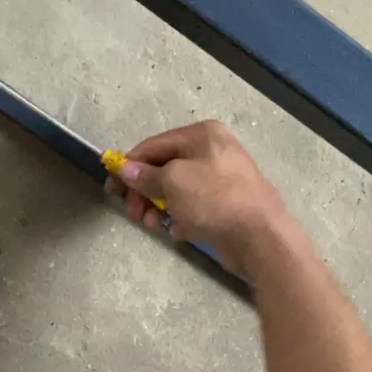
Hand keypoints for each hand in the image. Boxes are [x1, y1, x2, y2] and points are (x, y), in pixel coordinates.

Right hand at [103, 120, 298, 275]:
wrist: (260, 236)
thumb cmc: (215, 200)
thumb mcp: (173, 182)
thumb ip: (145, 175)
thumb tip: (123, 168)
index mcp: (201, 135)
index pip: (153, 146)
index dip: (129, 166)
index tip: (111, 188)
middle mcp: (212, 151)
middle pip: (163, 168)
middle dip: (143, 191)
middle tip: (132, 214)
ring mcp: (220, 178)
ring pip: (176, 190)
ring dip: (158, 207)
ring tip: (154, 225)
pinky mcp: (224, 204)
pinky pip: (191, 206)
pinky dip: (179, 217)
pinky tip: (177, 231)